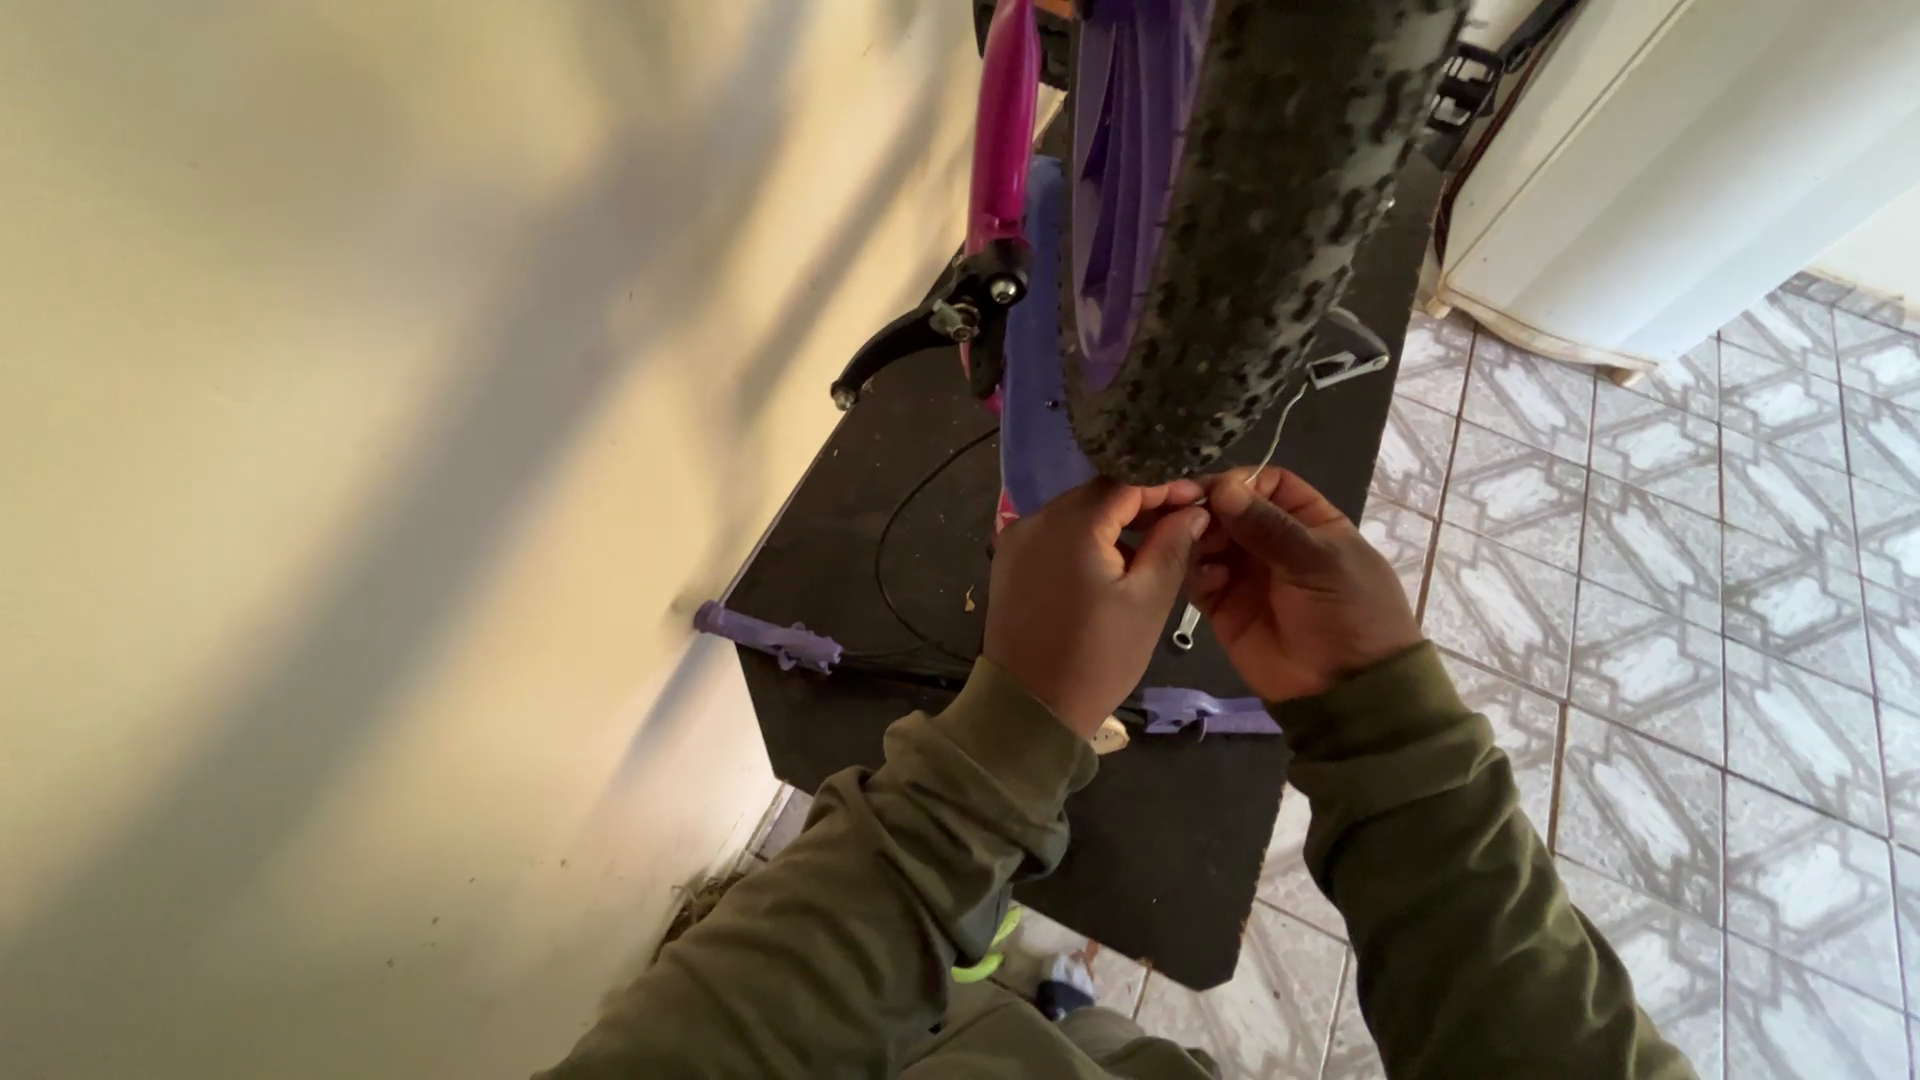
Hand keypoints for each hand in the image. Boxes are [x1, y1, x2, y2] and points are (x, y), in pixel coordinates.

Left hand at [984, 477, 1210, 738]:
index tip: (1198, 499)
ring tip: (1154, 542)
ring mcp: (1016, 539)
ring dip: (1112, 521)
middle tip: (1181, 520)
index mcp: (1071, 524)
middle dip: (1140, 502)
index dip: (1165, 487)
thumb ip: (1173, 545)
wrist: (1029, 706)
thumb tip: (1192, 509)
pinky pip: (1054, 534)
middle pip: (1097, 494)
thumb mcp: (1148, 601)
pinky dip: (1084, 538)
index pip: (1126, 483)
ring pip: (1075, 512)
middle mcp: (1036, 520)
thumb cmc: (1098, 657)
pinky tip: (1112, 559)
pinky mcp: (1008, 561)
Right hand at [1188, 468, 1421, 701]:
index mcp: (1308, 523)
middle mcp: (1272, 543)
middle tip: (1187, 514)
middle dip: (1208, 509)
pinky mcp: (1222, 605)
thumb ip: (1268, 525)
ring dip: (1197, 538)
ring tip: (1194, 546)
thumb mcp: (1318, 563)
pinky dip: (1195, 573)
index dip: (1242, 482)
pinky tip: (1208, 581)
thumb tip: (1223, 487)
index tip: (1216, 490)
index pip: (1269, 484)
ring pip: (1208, 540)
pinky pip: (1198, 578)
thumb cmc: (1347, 615)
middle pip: (1230, 510)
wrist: (1344, 691)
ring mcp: (1245, 574)